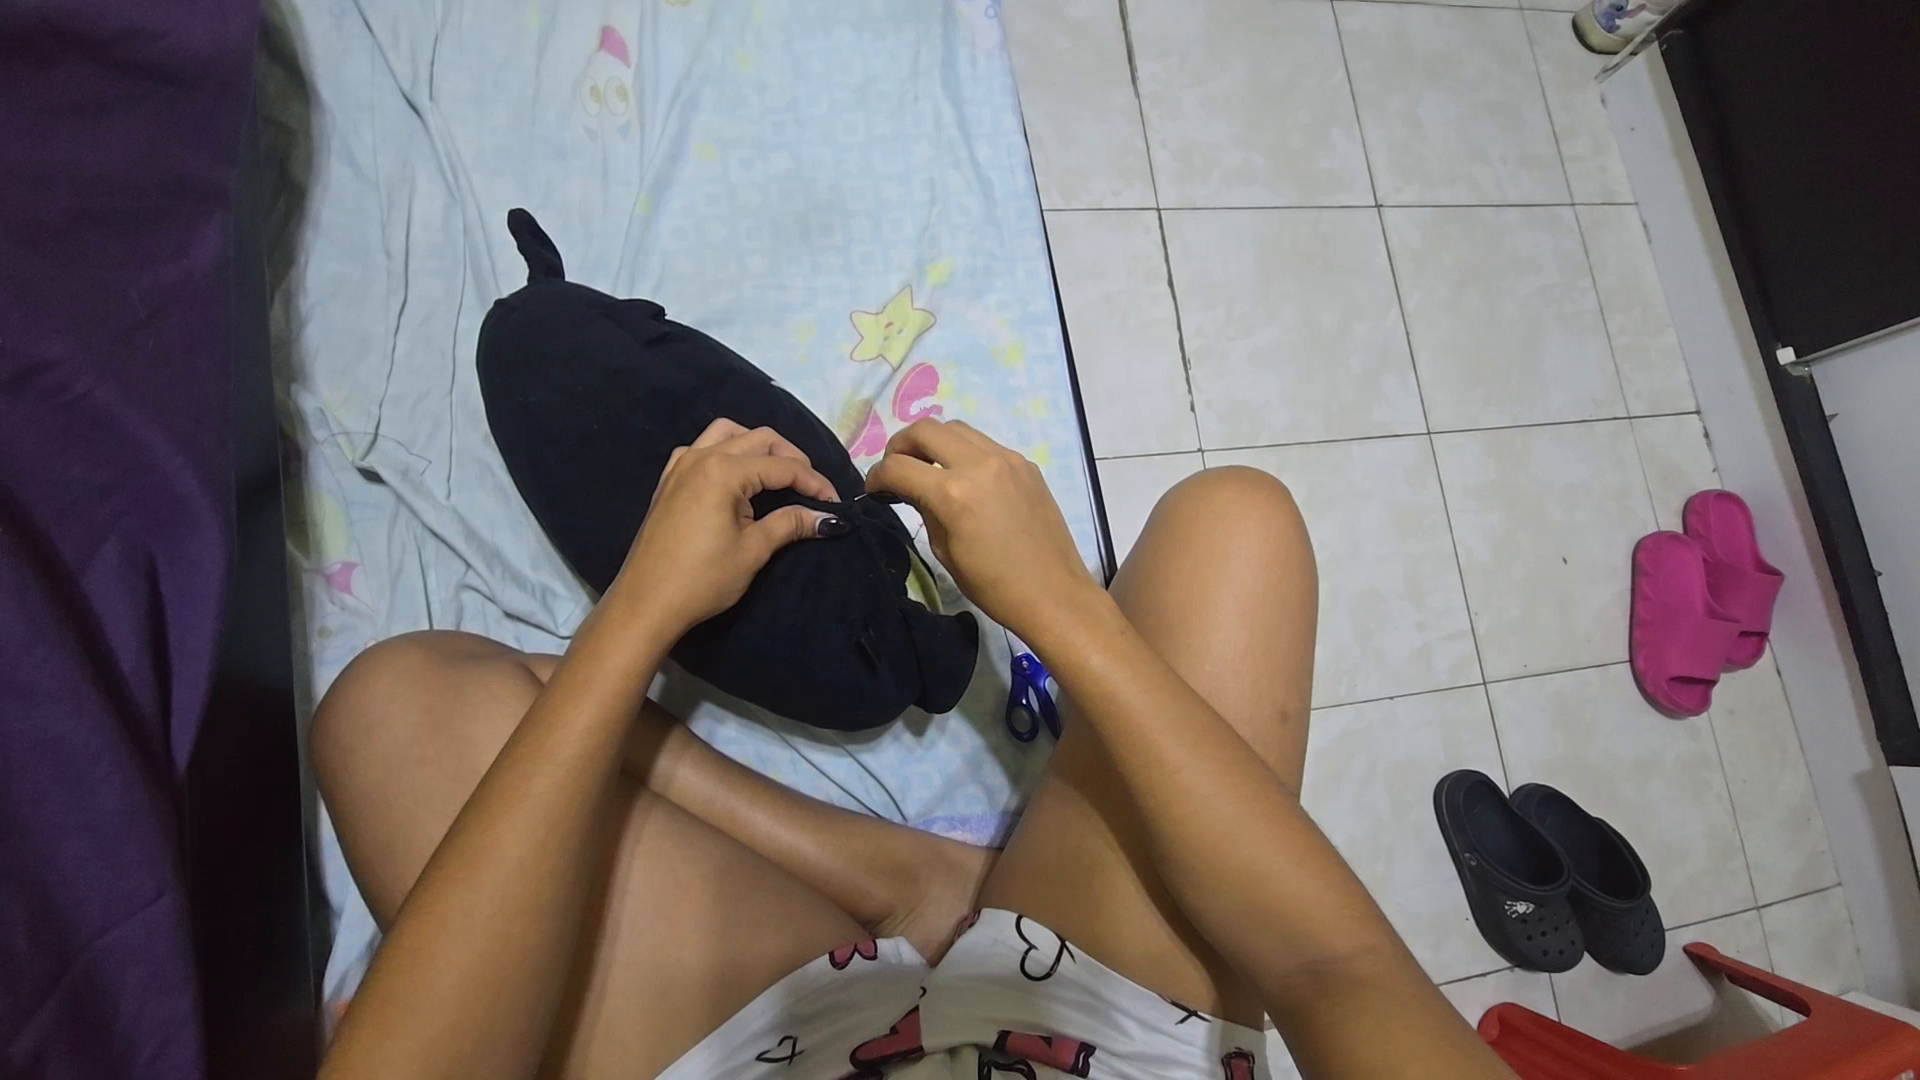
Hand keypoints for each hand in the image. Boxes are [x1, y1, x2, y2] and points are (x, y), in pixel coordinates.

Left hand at [612, 419, 844, 633]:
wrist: (646, 604)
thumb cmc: (702, 579)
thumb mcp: (753, 550)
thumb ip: (790, 523)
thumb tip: (828, 519)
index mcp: (723, 471)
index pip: (782, 466)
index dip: (814, 482)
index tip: (834, 503)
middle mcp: (701, 456)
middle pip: (760, 439)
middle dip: (792, 459)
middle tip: (812, 489)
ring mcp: (680, 464)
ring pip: (729, 433)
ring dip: (759, 447)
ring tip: (778, 475)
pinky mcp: (670, 479)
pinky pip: (704, 447)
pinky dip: (729, 452)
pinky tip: (738, 479)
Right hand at [866, 418, 1099, 638]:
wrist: (1054, 593)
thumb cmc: (994, 585)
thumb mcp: (945, 551)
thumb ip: (924, 510)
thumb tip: (911, 490)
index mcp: (953, 493)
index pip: (899, 467)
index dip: (877, 476)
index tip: (873, 489)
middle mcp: (980, 464)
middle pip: (925, 429)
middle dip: (901, 445)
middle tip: (897, 468)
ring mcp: (1007, 459)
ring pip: (957, 428)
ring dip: (934, 442)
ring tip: (929, 468)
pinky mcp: (1026, 464)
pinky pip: (985, 444)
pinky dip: (965, 452)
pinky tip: (965, 479)